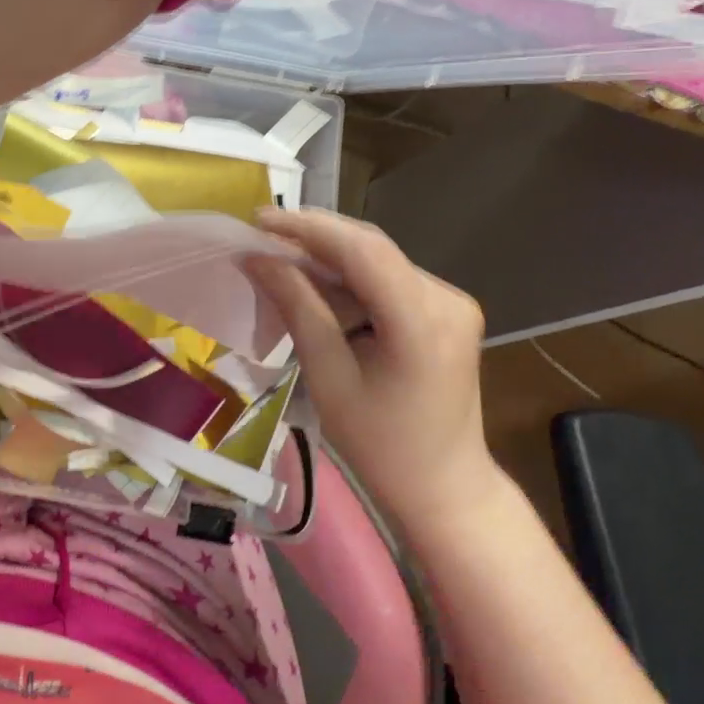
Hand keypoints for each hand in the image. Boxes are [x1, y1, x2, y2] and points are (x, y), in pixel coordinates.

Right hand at [245, 208, 500, 524]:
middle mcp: (445, 299)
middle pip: (369, 249)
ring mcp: (448, 303)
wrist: (442, 485)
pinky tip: (309, 287)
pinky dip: (342, 279)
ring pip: (373, 261)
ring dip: (323, 259)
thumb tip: (256, 258)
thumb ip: (296, 307)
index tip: (256, 219)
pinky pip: (383, 280)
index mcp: (423, 320)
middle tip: (256, 236)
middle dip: (311, 238)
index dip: (307, 227)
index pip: (362, 251)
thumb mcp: (328, 373)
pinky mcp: (440, 312)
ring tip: (272, 263)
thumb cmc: (379, 441)